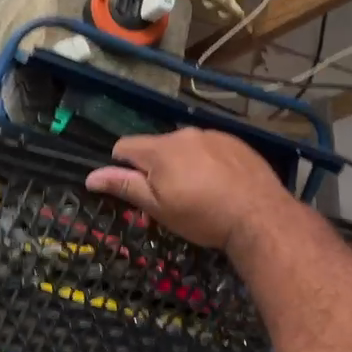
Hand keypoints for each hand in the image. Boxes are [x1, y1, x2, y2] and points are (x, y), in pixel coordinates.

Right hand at [84, 128, 298, 250]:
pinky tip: (219, 184)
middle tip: (169, 197)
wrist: (260, 217)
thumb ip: (124, 186)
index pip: (123, 146)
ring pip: (183, 147)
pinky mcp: (237, 142)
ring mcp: (214, 135)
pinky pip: (209, 147)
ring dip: (181, 163)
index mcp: (160, 149)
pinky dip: (206, 162)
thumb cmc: (201, 216)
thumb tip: (90, 176)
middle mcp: (185, 134)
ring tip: (199, 192)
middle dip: (154, 167)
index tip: (136, 189)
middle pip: (155, 147)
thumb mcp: (157, 206)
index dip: (122, 167)